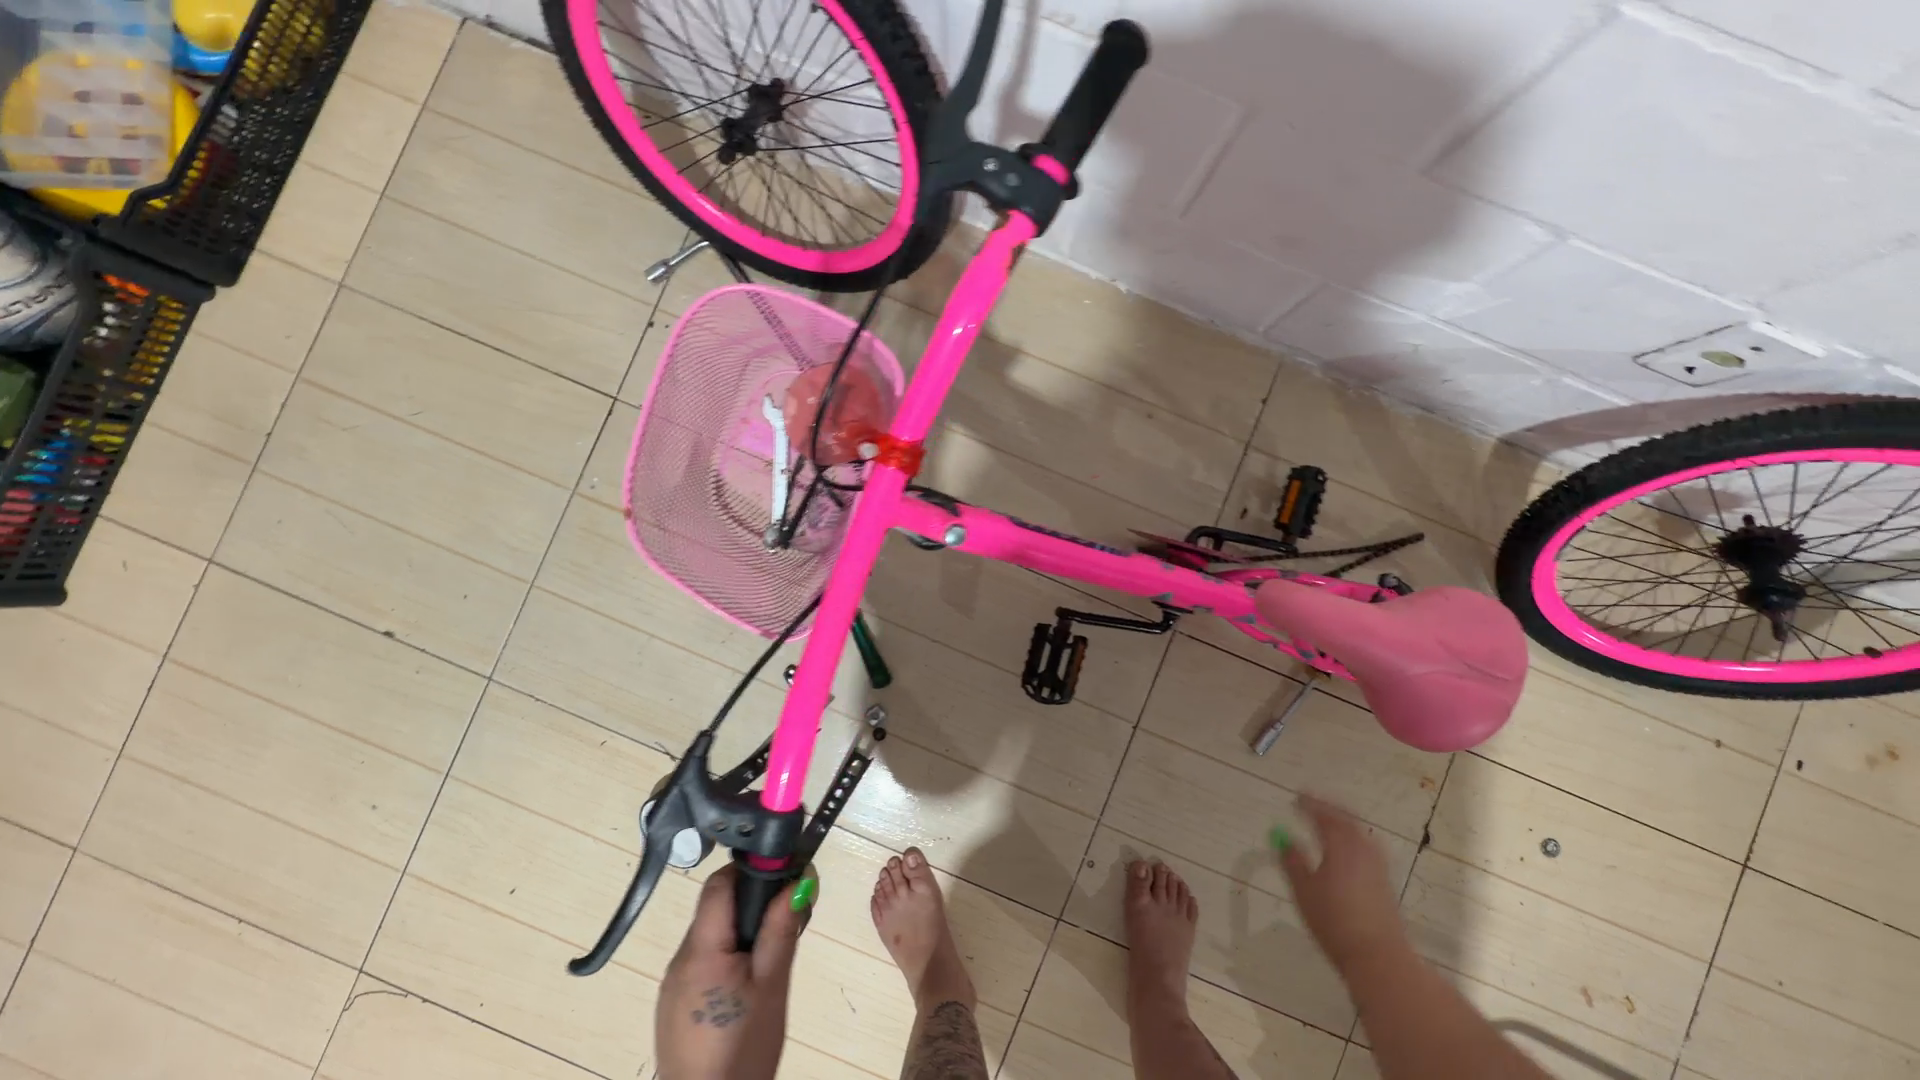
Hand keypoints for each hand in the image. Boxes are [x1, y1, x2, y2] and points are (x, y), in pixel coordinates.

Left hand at [656, 864, 809, 1079]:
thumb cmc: (744, 1048)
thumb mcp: (772, 985)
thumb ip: (781, 928)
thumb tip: (799, 879)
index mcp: (701, 949)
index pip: (719, 884)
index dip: (750, 872)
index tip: (782, 878)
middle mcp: (679, 959)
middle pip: (716, 910)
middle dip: (752, 908)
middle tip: (786, 925)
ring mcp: (673, 983)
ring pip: (711, 938)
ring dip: (741, 936)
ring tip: (769, 964)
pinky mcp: (673, 1004)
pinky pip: (703, 964)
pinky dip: (727, 961)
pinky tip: (745, 990)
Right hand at [1279, 794, 1410, 973]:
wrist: (1378, 955)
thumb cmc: (1334, 921)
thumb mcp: (1304, 891)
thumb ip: (1292, 862)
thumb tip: (1283, 840)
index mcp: (1340, 845)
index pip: (1324, 816)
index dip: (1309, 805)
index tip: (1295, 798)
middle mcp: (1362, 848)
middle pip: (1346, 819)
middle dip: (1328, 808)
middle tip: (1310, 804)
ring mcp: (1378, 864)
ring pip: (1359, 832)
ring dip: (1342, 822)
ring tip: (1328, 823)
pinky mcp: (1385, 880)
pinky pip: (1366, 845)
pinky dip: (1353, 838)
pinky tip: (1346, 849)